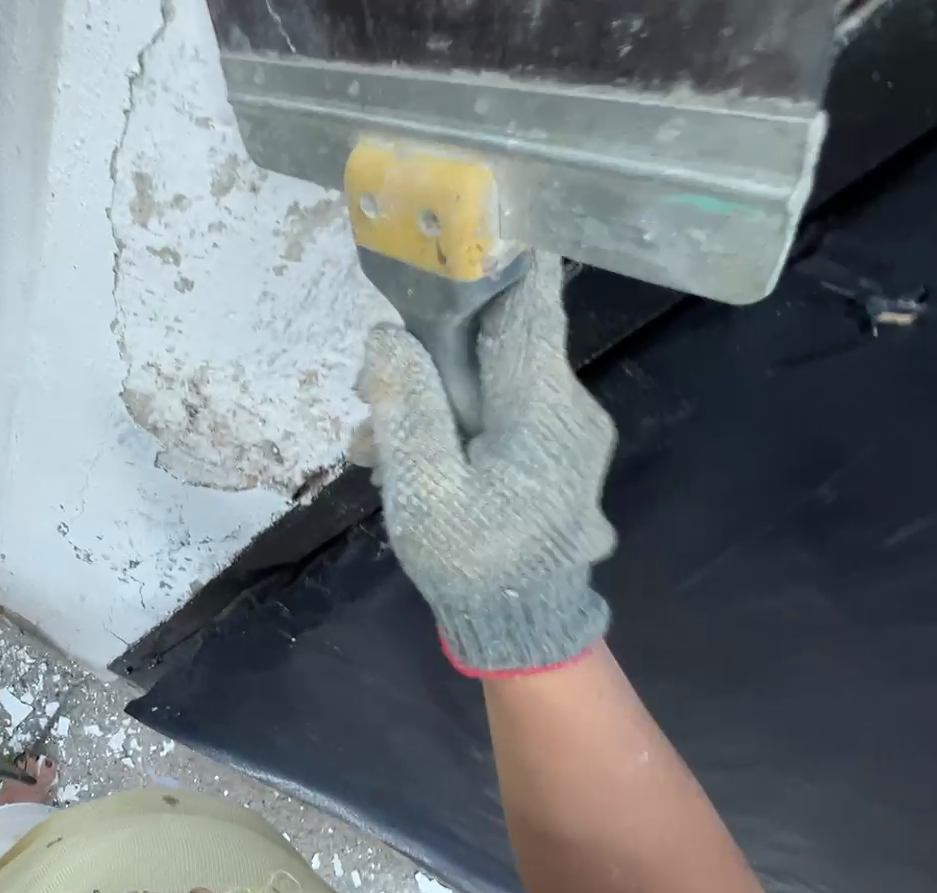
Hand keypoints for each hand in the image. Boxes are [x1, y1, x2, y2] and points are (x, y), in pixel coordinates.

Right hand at [358, 254, 617, 675]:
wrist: (520, 623)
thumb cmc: (473, 559)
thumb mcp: (423, 490)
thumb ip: (406, 411)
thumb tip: (384, 339)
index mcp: (544, 409)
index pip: (530, 307)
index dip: (500, 261)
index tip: (464, 225)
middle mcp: (567, 408)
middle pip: (494, 349)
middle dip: (427, 359)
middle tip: (369, 397)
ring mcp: (564, 433)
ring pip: (488, 386)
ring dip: (429, 404)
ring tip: (379, 454)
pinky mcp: (553, 454)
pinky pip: (497, 417)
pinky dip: (451, 427)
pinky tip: (412, 465)